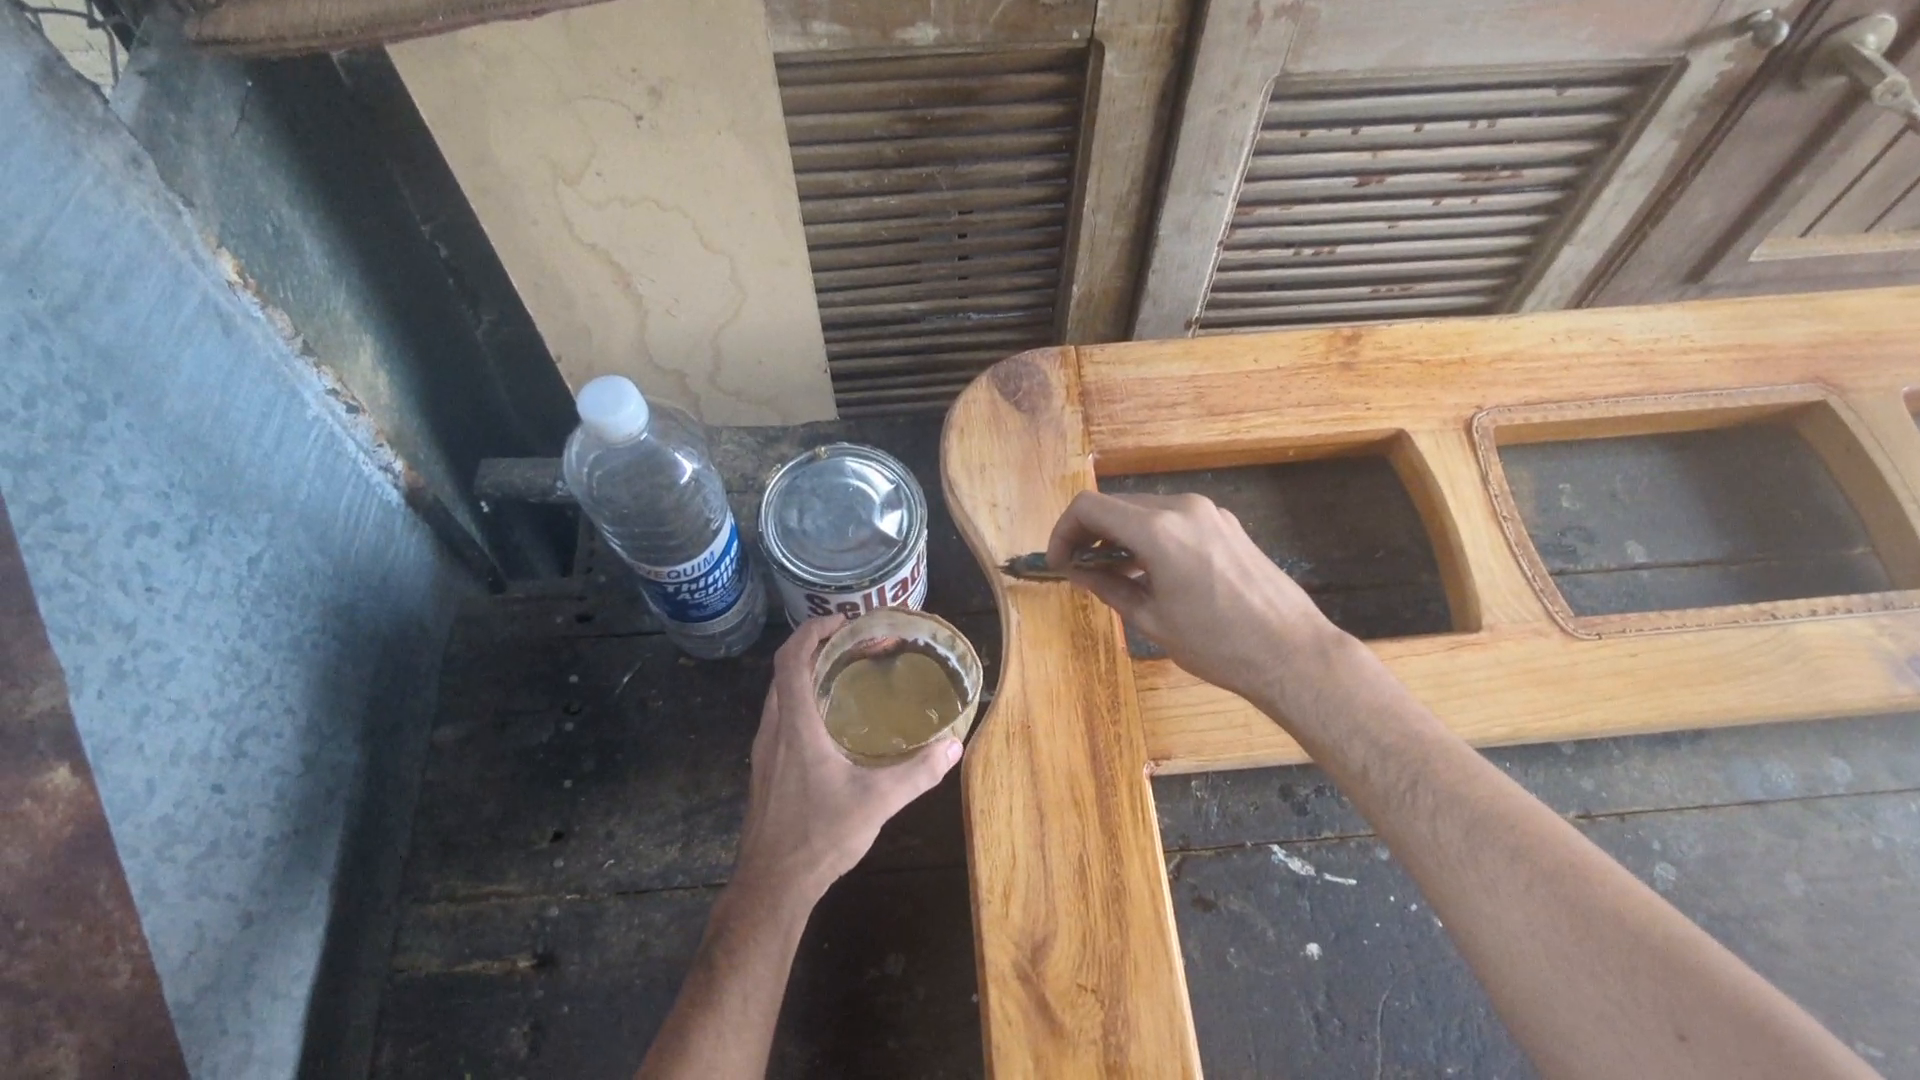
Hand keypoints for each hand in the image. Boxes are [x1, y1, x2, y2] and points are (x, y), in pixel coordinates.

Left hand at [733, 616, 962, 904]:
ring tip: (848, 674)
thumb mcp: (876, 802)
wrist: (772, 884)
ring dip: (808, 674)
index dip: (812, 630)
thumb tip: (953, 745)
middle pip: (785, 671)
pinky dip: (804, 701)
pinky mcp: (766, 770)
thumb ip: (917, 773)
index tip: (844, 621)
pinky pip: (782, 717)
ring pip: (781, 695)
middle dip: (817, 647)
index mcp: (795, 725)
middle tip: (856, 644)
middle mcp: (774, 729)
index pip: (791, 659)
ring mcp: (765, 751)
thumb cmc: (819, 836)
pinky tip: (834, 722)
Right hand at [1047, 491, 1343, 704]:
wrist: (1291, 652)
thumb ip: (1108, 587)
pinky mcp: (1227, 525)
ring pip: (1145, 510)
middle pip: (1116, 505)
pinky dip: (1150, 537)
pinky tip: (1150, 572)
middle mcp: (1182, 508)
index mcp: (1158, 530)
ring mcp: (1209, 513)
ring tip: (1111, 575)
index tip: (1058, 563)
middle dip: (1089, 533)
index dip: (1063, 532)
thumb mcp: (1150, 619)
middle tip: (1078, 570)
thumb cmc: (1216, 644)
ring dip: (1119, 535)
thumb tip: (1078, 572)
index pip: (1089, 507)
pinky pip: (1173, 520)